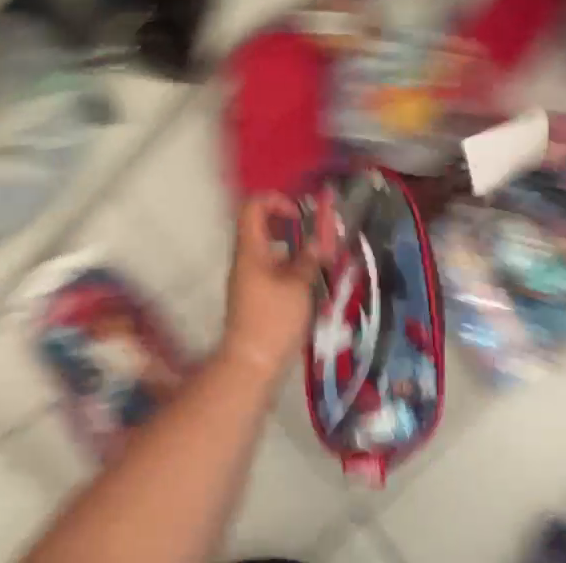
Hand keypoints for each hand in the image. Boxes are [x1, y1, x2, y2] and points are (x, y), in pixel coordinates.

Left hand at [218, 193, 337, 380]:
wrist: (250, 364)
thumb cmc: (273, 320)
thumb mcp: (298, 286)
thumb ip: (309, 259)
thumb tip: (321, 240)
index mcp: (250, 249)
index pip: (253, 206)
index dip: (276, 201)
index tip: (300, 215)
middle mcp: (245, 258)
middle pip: (261, 225)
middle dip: (289, 224)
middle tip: (313, 233)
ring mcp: (248, 277)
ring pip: (269, 249)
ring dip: (293, 247)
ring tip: (319, 258)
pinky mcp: (255, 295)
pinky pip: (272, 268)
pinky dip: (290, 266)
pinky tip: (311, 281)